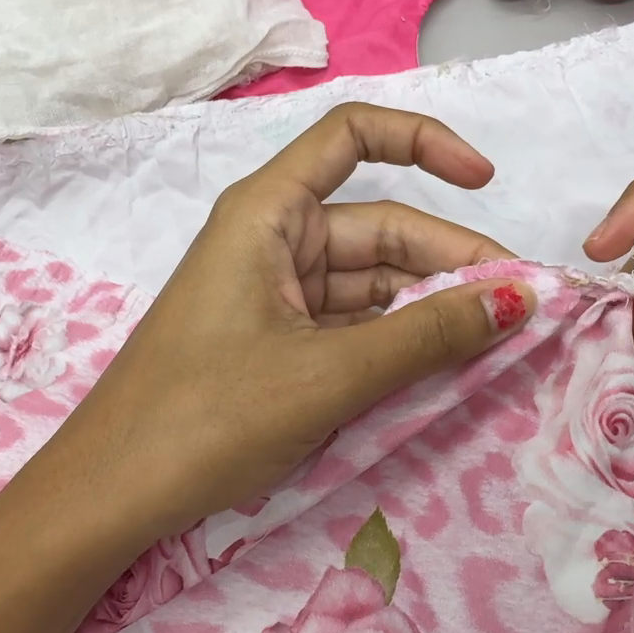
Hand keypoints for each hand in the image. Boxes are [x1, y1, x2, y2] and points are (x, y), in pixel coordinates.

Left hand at [51, 103, 535, 540]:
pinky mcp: (275, 339)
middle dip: (449, 261)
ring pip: (370, 281)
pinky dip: (396, 340)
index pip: (352, 136)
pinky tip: (443, 365)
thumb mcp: (328, 374)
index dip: (424, 142)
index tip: (487, 181)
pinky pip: (350, 323)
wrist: (110, 496)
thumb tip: (518, 297)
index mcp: (267, 211)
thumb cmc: (207, 415)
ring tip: (496, 342)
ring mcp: (273, 292)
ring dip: (429, 307)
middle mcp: (272, 238)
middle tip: (522, 307)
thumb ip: (427, 335)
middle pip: (379, 226)